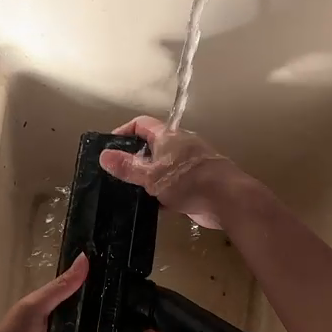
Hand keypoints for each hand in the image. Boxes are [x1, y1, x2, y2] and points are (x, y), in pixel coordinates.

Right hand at [96, 115, 249, 229]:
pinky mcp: (197, 184)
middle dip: (134, 158)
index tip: (109, 147)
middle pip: (152, 146)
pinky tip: (150, 207)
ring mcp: (190, 166)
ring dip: (148, 178)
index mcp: (169, 137)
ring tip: (129, 191)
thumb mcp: (152, 176)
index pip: (142, 124)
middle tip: (116, 173)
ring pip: (162, 168)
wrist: (228, 201)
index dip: (124, 131)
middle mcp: (181, 146)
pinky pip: (173, 185)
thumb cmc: (188, 182)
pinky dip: (161, 193)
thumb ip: (127, 167)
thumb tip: (103, 155)